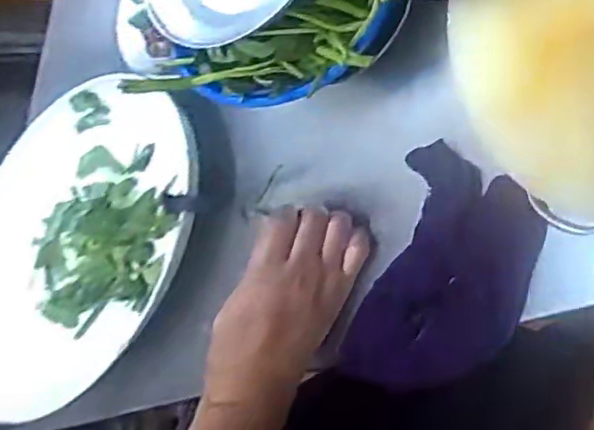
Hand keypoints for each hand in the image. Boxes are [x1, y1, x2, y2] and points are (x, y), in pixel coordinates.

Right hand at [199, 208, 370, 417]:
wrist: (260, 380)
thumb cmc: (234, 347)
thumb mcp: (232, 301)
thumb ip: (256, 268)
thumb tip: (273, 243)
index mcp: (265, 271)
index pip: (281, 221)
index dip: (281, 214)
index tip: (281, 218)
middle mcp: (301, 266)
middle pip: (315, 217)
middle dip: (308, 213)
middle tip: (303, 223)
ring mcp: (328, 273)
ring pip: (340, 224)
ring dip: (332, 220)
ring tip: (324, 229)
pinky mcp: (345, 285)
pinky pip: (361, 247)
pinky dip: (356, 236)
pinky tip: (347, 240)